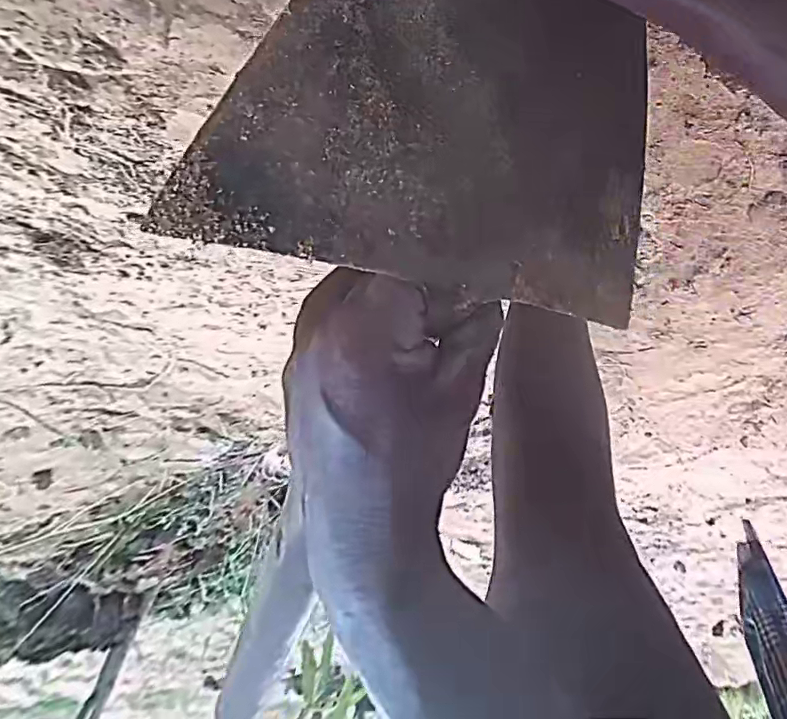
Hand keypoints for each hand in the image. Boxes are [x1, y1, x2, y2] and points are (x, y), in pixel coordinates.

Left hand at [283, 269, 502, 528]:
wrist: (359, 527)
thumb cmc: (413, 459)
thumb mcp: (462, 384)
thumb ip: (480, 320)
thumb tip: (487, 286)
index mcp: (360, 323)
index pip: (417, 259)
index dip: (455, 272)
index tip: (479, 292)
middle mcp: (318, 321)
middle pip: (388, 266)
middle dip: (428, 284)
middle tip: (458, 318)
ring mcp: (301, 341)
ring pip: (367, 286)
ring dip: (403, 300)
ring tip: (431, 340)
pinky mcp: (299, 359)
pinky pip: (346, 312)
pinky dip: (379, 318)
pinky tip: (404, 354)